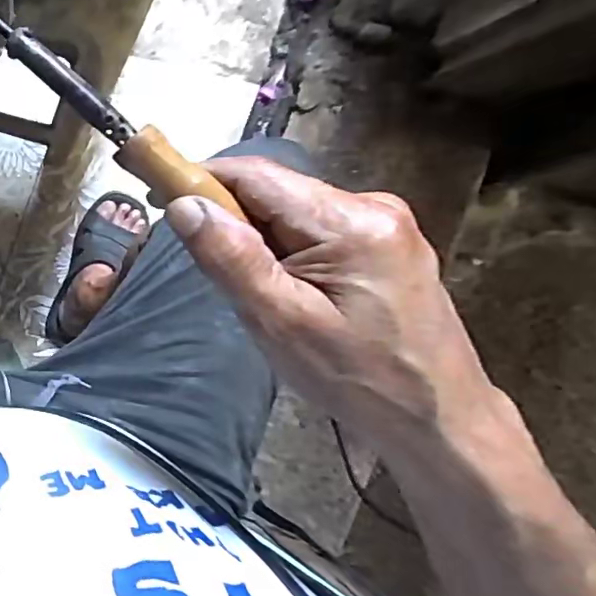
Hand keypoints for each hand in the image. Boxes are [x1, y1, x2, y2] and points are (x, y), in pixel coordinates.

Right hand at [163, 158, 511, 466]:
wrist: (438, 421)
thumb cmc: (356, 377)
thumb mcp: (278, 320)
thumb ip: (229, 257)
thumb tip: (183, 204)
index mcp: (350, 222)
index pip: (254, 174)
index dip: (199, 179)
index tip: (157, 197)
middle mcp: (371, 206)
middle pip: (270, 189)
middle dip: (227, 217)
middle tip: (207, 266)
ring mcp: (380, 222)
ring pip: (284, 208)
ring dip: (251, 236)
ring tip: (248, 287)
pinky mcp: (379, 241)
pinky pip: (305, 226)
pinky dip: (276, 247)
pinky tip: (281, 288)